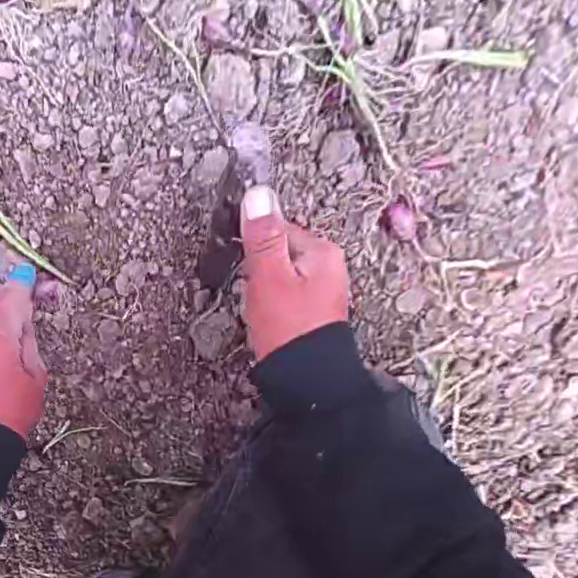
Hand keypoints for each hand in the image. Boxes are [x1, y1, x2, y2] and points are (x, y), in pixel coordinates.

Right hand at [237, 186, 349, 361]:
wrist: (306, 382)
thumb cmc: (291, 332)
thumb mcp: (269, 277)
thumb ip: (263, 236)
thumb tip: (258, 196)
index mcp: (323, 253)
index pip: (280, 229)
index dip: (255, 247)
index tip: (248, 265)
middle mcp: (328, 270)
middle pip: (280, 254)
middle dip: (260, 272)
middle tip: (257, 293)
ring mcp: (321, 294)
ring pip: (280, 279)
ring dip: (265, 292)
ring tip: (264, 312)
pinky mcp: (312, 315)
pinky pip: (285, 299)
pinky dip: (273, 308)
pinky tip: (270, 322)